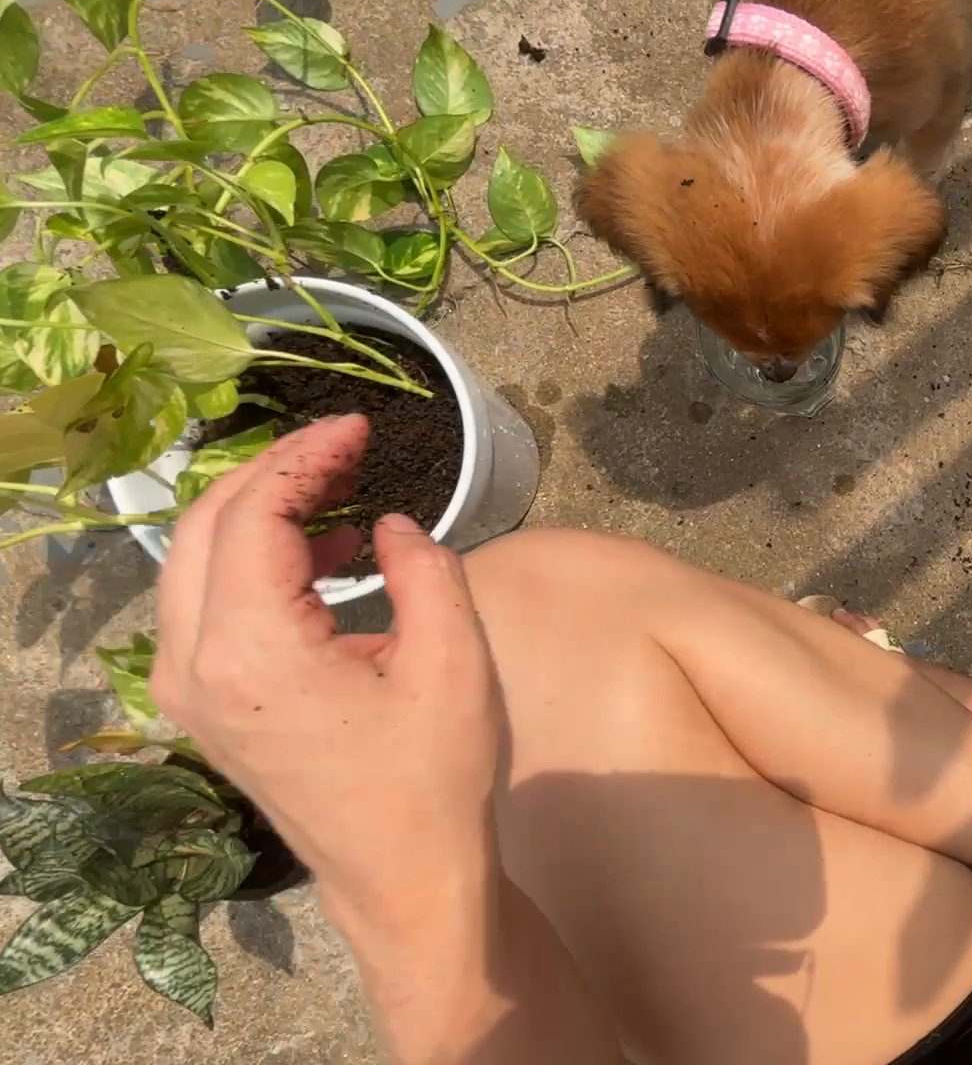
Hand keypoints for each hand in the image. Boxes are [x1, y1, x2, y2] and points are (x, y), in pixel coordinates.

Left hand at [150, 415, 501, 936]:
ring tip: (345, 494)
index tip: (358, 426)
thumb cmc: (437, 768)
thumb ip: (425, 573)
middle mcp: (196, 665)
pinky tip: (333, 559)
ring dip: (265, 514)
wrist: (405, 866)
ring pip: (197, 564)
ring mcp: (194, 689)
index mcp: (254, 651)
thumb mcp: (455, 661)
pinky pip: (215, 604)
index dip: (303, 458)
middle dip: (273, 473)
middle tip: (347, 447)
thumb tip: (392, 524)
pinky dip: (263, 560)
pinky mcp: (213, 703)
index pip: (251, 519)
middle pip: (200, 530)